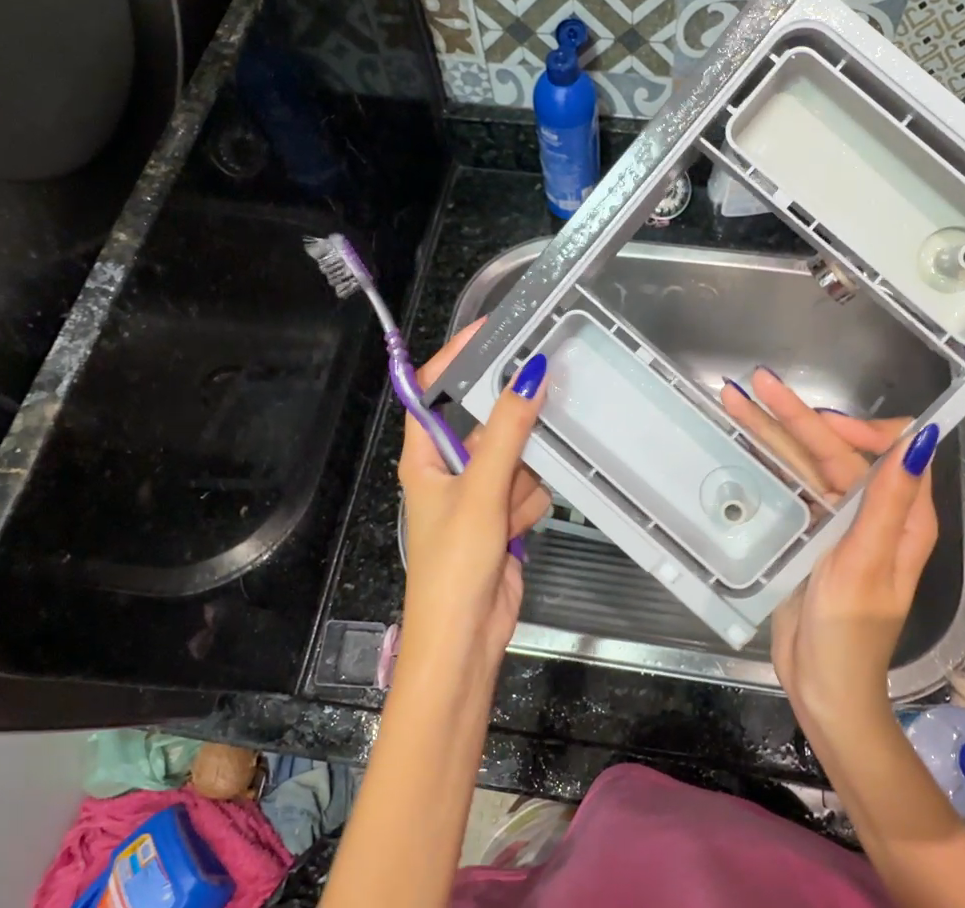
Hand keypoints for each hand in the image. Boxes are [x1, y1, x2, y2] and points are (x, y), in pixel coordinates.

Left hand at [397, 321, 551, 675]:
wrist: (466, 636)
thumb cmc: (455, 561)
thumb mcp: (482, 489)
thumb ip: (508, 430)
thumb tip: (531, 372)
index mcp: (424, 456)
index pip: (434, 391)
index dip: (459, 357)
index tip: (494, 328)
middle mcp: (450, 469)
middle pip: (488, 423)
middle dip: (511, 434)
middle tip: (540, 415)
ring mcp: (478, 494)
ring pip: (517, 457)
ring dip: (521, 481)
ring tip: (509, 511)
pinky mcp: (503, 518)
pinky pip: (528, 489)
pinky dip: (529, 505)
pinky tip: (520, 529)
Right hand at [719, 369, 938, 745]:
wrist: (822, 688)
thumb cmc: (850, 633)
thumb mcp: (865, 565)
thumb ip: (887, 501)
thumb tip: (918, 438)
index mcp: (902, 516)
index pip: (883, 450)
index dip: (849, 426)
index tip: (811, 417)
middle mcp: (874, 512)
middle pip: (836, 451)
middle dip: (796, 417)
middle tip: (754, 386)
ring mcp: (839, 524)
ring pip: (808, 466)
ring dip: (774, 434)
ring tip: (734, 402)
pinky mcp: (811, 538)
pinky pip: (792, 489)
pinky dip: (768, 464)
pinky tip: (742, 444)